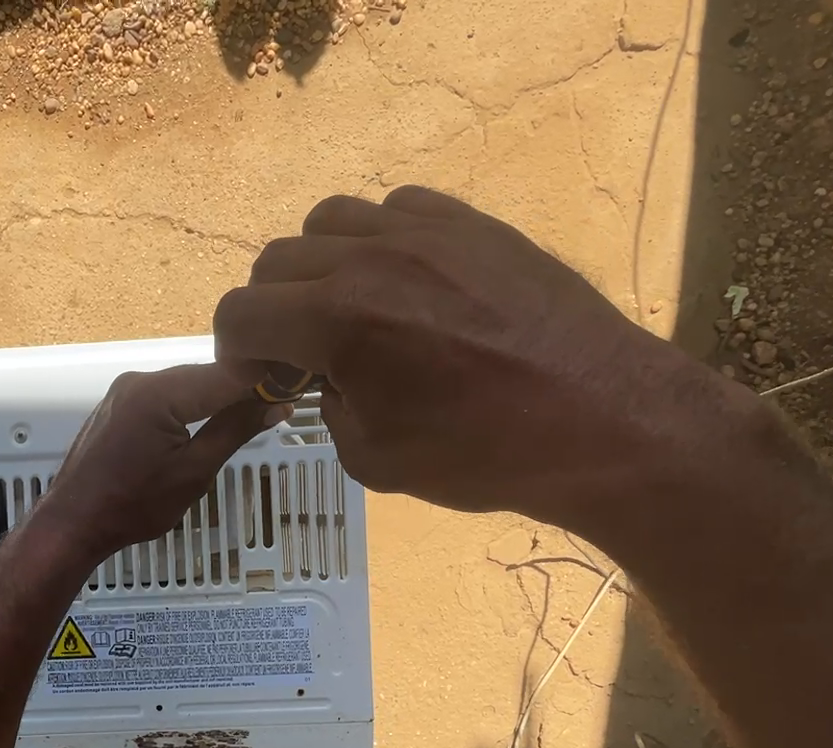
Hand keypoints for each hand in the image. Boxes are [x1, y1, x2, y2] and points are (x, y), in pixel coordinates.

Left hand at [35, 364, 288, 561]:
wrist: (72, 522)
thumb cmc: (132, 505)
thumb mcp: (194, 472)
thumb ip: (235, 430)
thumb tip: (277, 404)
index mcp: (160, 392)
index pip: (229, 373)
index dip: (266, 380)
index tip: (297, 388)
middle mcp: (140, 379)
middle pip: (206, 375)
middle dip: (241, 389)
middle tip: (277, 407)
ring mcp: (124, 390)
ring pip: (185, 385)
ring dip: (215, 399)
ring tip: (247, 419)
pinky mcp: (116, 404)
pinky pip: (164, 396)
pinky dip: (188, 407)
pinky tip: (203, 426)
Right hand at [213, 187, 750, 534]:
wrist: (599, 421)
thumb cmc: (478, 454)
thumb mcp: (370, 456)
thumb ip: (325, 405)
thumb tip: (326, 375)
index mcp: (336, 322)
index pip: (239, 312)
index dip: (234, 349)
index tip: (258, 375)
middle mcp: (368, 259)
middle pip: (275, 261)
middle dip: (270, 310)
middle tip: (300, 350)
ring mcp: (424, 230)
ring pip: (328, 220)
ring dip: (317, 266)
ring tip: (347, 307)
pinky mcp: (471, 222)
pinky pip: (395, 207)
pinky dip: (376, 241)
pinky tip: (402, 283)